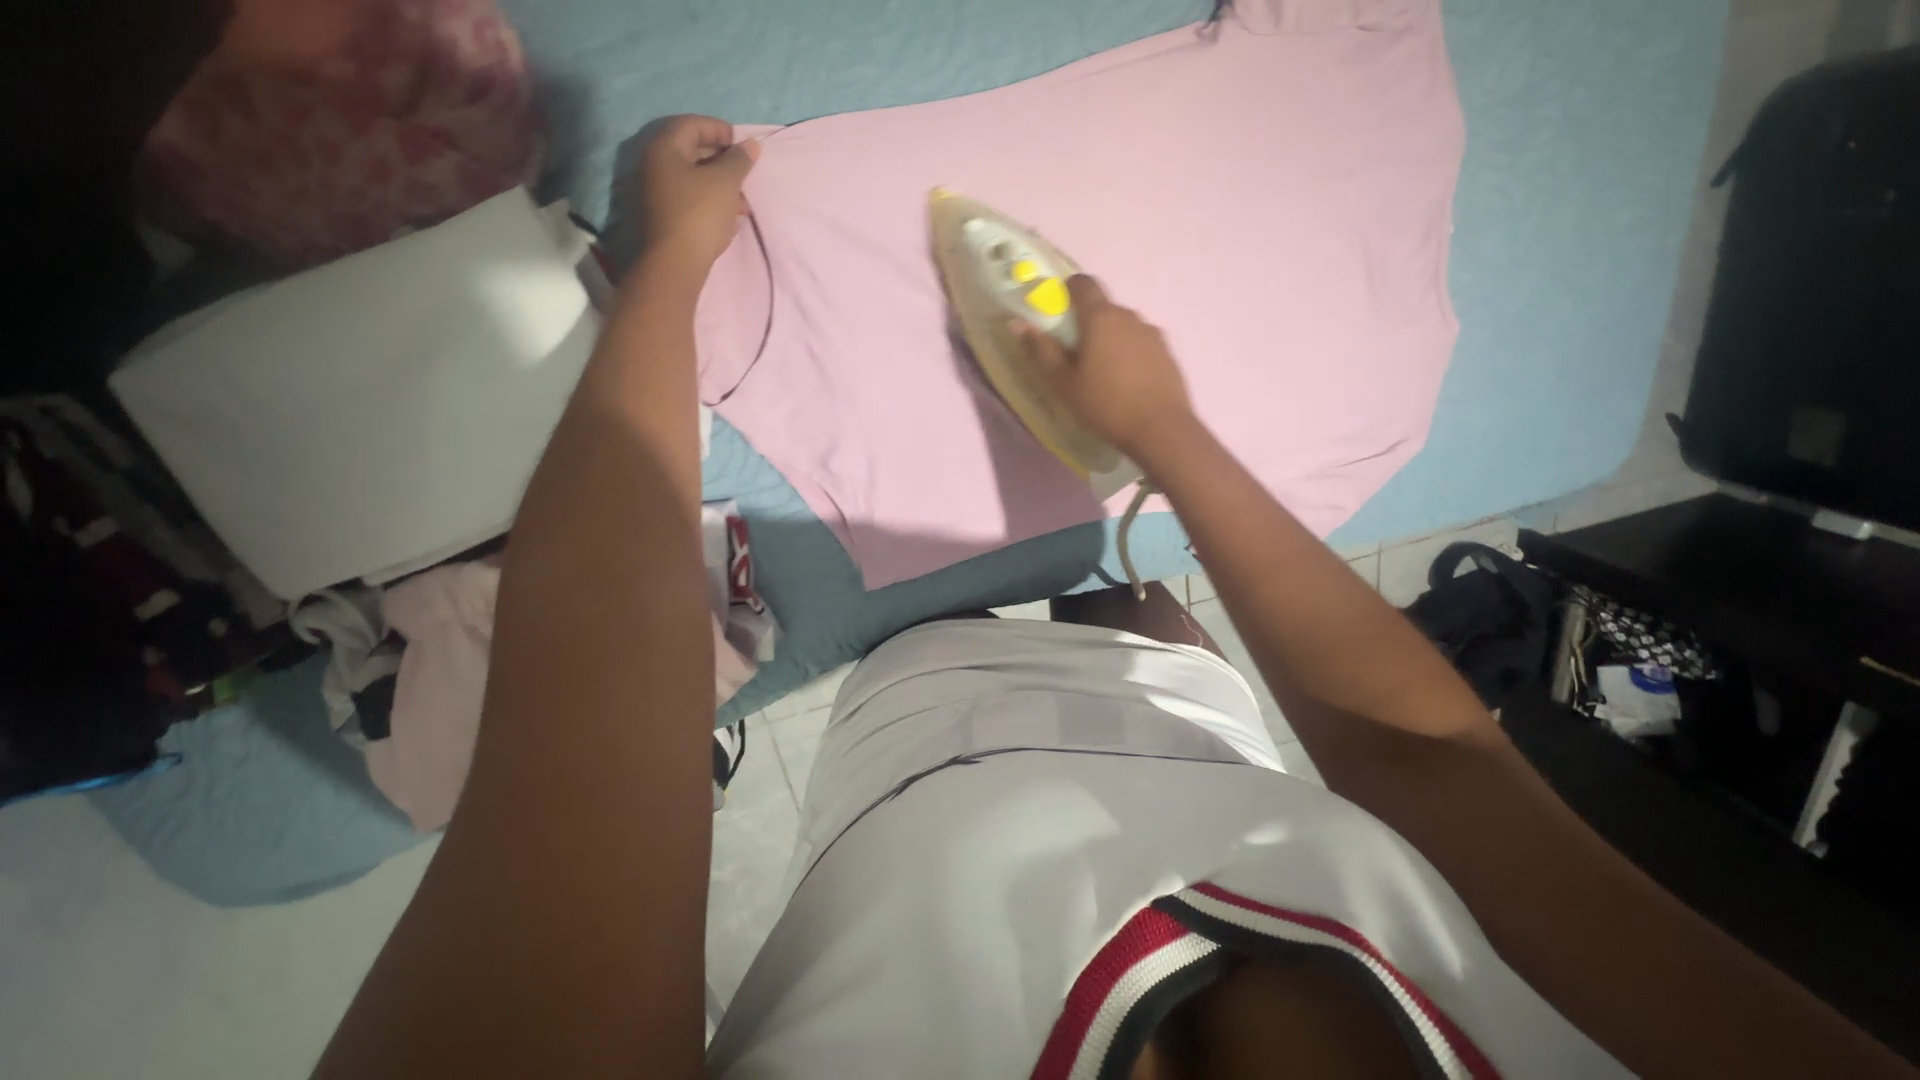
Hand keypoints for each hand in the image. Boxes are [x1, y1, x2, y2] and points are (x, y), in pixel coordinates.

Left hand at [634, 115, 759, 271]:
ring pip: (693, 179)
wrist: (674, 264)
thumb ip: (739, 160)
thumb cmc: (699, 214)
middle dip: (723, 161)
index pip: (692, 124)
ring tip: (743, 204)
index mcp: (664, 148)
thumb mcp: (725, 182)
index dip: (720, 129)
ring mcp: (656, 192)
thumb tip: (751, 145)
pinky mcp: (663, 216)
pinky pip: (690, 199)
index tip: (743, 145)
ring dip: (721, 186)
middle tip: (746, 174)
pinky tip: (730, 218)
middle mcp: (654, 165)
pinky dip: (711, 202)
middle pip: (692, 151)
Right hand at [1017, 275, 1195, 458]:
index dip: (1069, 288)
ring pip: (1123, 326)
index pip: (1083, 283)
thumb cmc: (1105, 405)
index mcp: (1100, 318)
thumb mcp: (1063, 383)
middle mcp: (1128, 316)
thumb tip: (1018, 323)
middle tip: (1075, 354)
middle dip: (1087, 322)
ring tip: (1103, 373)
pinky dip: (1129, 354)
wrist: (1161, 429)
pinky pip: (1141, 343)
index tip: (1059, 308)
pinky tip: (1126, 383)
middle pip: (1103, 307)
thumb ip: (1040, 350)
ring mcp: (1152, 333)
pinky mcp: (1167, 352)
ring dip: (1110, 339)